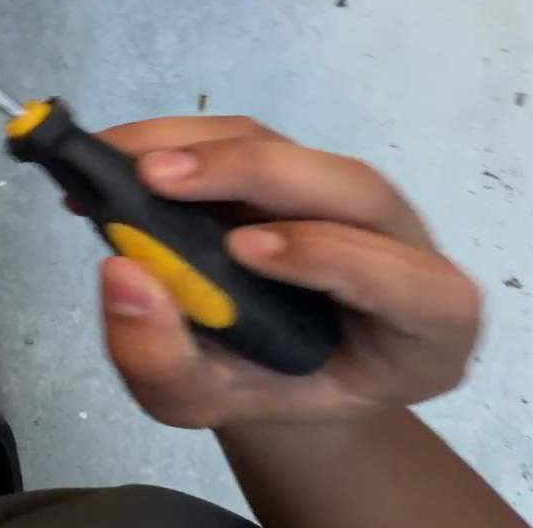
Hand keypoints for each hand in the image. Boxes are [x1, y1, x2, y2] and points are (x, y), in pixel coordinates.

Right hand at [92, 116, 481, 429]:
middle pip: (351, 187)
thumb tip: (122, 272)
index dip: (336, 258)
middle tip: (150, 176)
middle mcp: (396, 250)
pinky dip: (167, 138)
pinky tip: (114, 159)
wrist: (255, 359)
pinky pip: (233, 134)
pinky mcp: (278, 167)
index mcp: (416, 333)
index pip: (419, 288)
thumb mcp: (191, 397)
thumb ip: (159, 357)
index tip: (238, 249)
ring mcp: (334, 198)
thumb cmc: (243, 385)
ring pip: (283, 144)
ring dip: (194, 144)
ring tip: (114, 160)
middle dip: (248, 170)